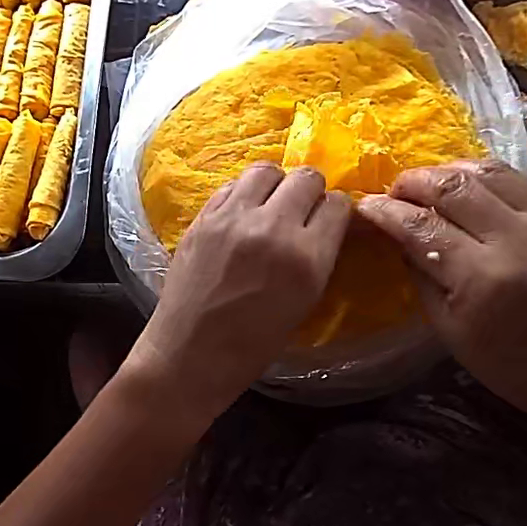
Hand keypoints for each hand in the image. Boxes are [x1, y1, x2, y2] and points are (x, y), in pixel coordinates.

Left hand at [128, 164, 351, 417]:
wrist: (188, 355)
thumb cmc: (251, 346)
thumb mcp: (303, 303)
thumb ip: (317, 257)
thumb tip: (323, 227)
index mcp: (306, 258)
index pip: (339, 206)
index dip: (337, 212)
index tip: (329, 222)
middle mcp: (271, 228)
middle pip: (306, 177)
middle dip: (310, 192)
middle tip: (301, 211)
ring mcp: (231, 219)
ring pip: (266, 170)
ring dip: (275, 184)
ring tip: (269, 206)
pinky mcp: (201, 219)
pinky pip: (231, 186)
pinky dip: (242, 194)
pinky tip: (240, 216)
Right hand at [356, 160, 526, 432]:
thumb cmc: (502, 360)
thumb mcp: (444, 325)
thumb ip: (420, 272)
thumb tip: (396, 235)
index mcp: (482, 277)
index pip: (421, 225)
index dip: (386, 211)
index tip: (364, 205)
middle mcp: (518, 241)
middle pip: (454, 187)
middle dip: (412, 182)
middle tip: (390, 190)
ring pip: (488, 172)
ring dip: (446, 171)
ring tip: (423, 184)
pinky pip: (514, 182)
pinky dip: (480, 177)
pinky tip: (459, 187)